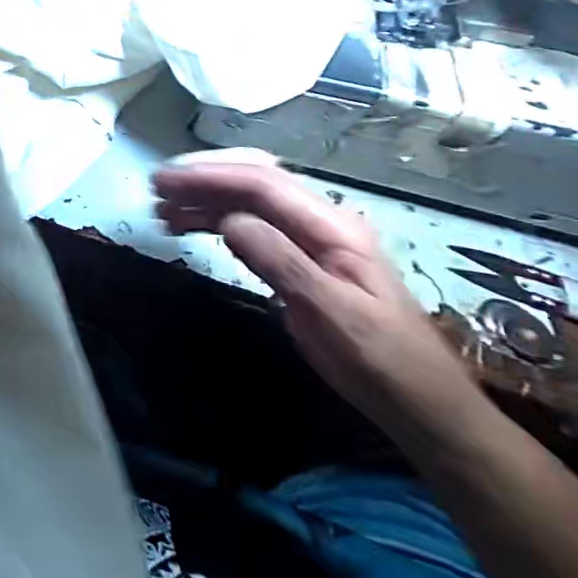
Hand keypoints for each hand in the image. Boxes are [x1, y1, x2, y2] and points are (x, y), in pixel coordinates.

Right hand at [153, 155, 481, 446]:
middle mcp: (318, 222)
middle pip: (253, 181)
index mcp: (333, 226)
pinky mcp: (295, 259)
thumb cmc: (384, 362)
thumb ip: (283, 263)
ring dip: (203, 200)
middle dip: (203, 178)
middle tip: (157, 187)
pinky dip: (215, 223)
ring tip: (161, 210)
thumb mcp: (336, 316)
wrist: (419, 402)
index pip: (265, 183)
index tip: (169, 180)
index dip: (212, 175)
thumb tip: (229, 221)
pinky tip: (187, 228)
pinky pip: (249, 228)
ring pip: (247, 203)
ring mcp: (306, 239)